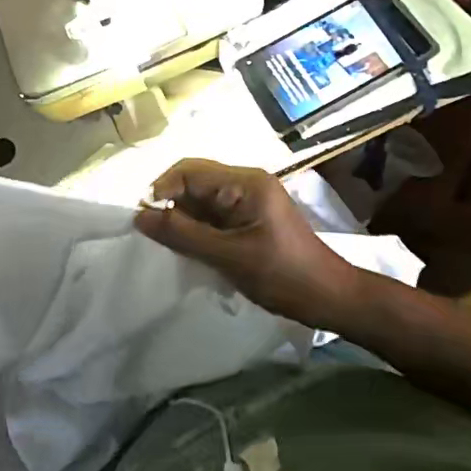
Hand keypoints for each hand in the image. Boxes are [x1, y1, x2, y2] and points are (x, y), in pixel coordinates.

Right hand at [134, 159, 367, 331]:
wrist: (331, 299)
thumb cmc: (283, 275)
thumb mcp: (229, 256)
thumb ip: (183, 234)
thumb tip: (139, 216)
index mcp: (245, 182)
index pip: (189, 171)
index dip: (161, 190)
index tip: (142, 219)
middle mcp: (245, 181)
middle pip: (193, 180)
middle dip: (170, 203)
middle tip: (152, 234)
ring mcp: (249, 199)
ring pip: (201, 198)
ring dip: (182, 217)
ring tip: (167, 243)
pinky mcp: (249, 216)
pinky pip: (212, 213)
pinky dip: (196, 227)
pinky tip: (188, 247)